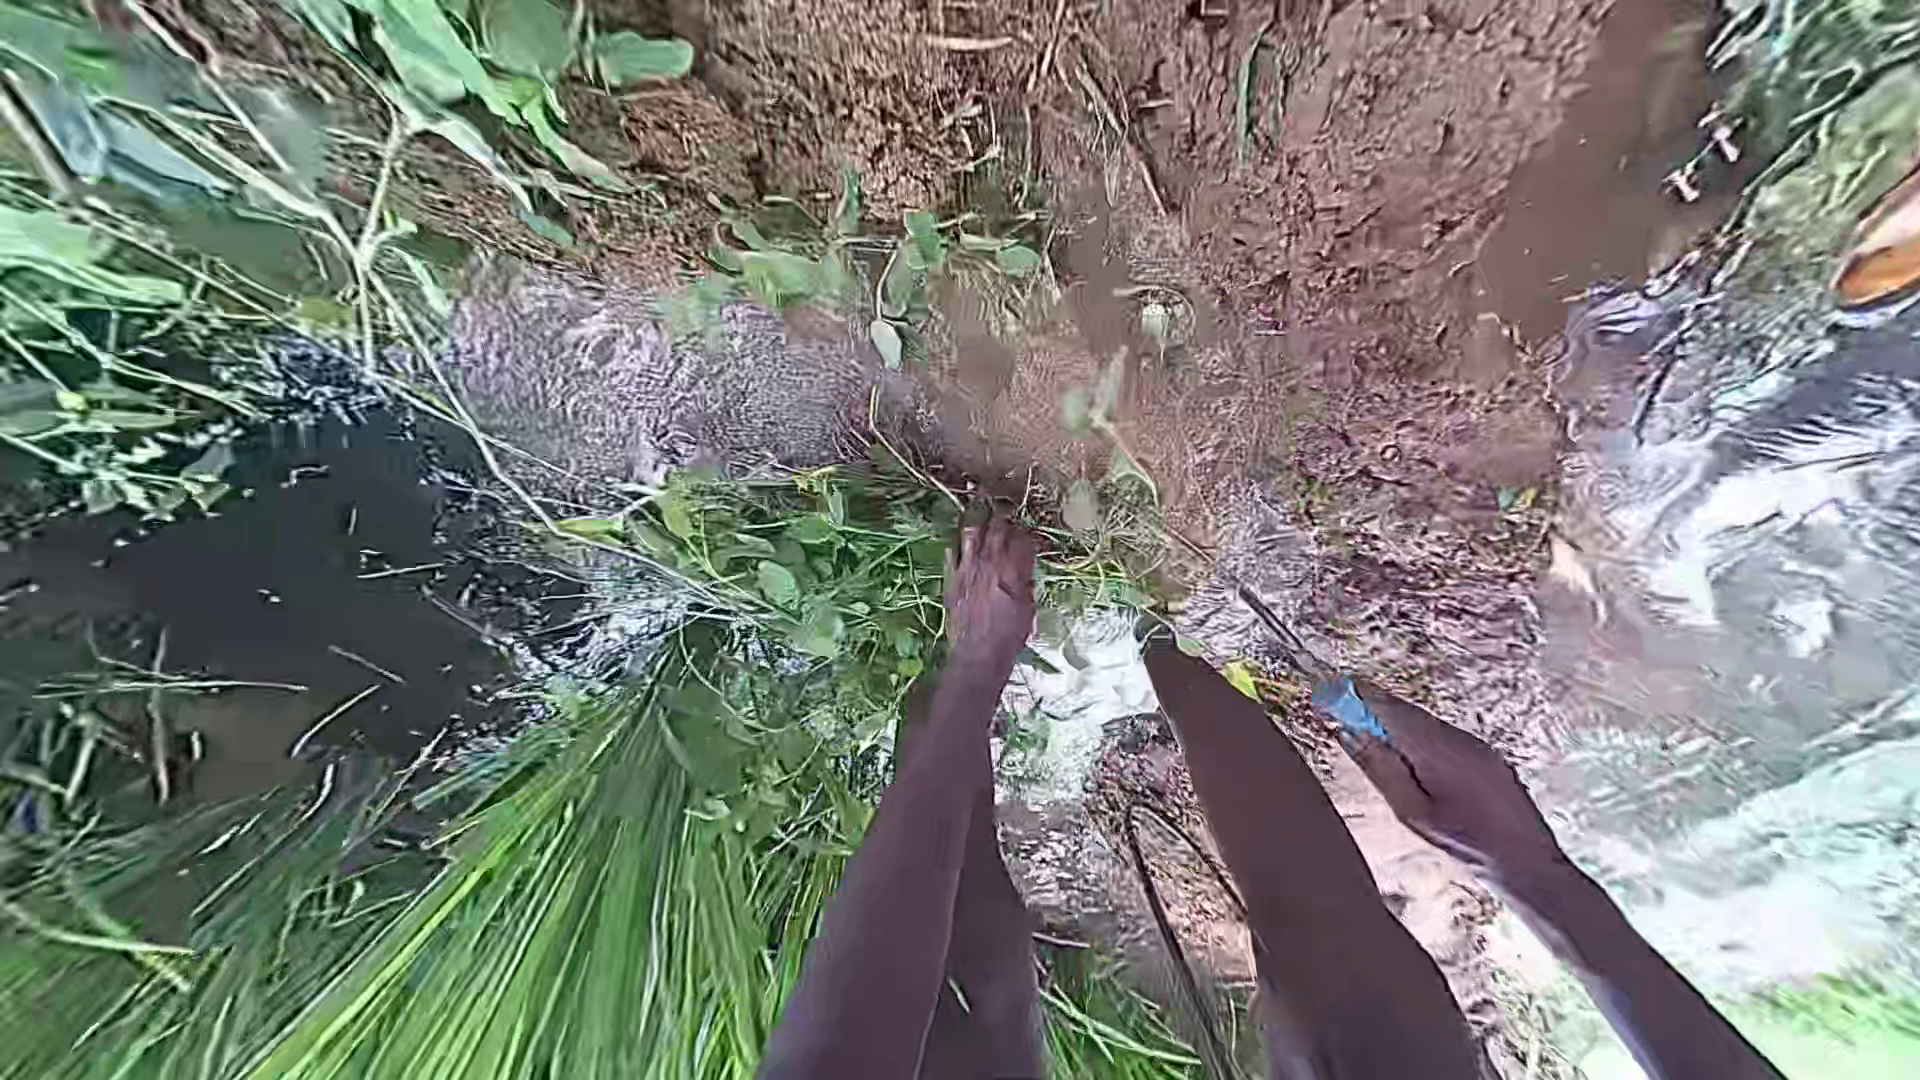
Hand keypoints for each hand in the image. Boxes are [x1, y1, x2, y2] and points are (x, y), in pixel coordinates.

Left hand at [945, 516, 1034, 665]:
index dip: (1024, 534)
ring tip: (981, 517)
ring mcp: (968, 567)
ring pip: (971, 532)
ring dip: (978, 522)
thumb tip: (1023, 571)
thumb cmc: (1009, 634)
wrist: (979, 651)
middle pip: (997, 528)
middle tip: (1004, 519)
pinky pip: (951, 551)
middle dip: (1002, 521)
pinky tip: (961, 541)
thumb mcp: (1028, 606)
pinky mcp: (952, 576)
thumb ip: (1025, 582)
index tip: (1024, 534)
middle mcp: (990, 562)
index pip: (1021, 538)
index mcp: (1013, 569)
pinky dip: (957, 542)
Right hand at [1344, 682, 1571, 889]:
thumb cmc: (1467, 846)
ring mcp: (1476, 744)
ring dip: (1389, 721)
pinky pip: (1438, 732)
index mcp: (1438, 750)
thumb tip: (1348, 732)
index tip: (1325, 695)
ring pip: (1420, 720)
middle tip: (1335, 712)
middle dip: (1367, 707)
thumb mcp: (1411, 811)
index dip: (1353, 698)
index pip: (1387, 708)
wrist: (1533, 868)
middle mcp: (1459, 738)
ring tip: (1364, 735)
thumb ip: (1379, 768)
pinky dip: (1411, 733)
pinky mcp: (1484, 754)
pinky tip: (1401, 753)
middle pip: (1402, 709)